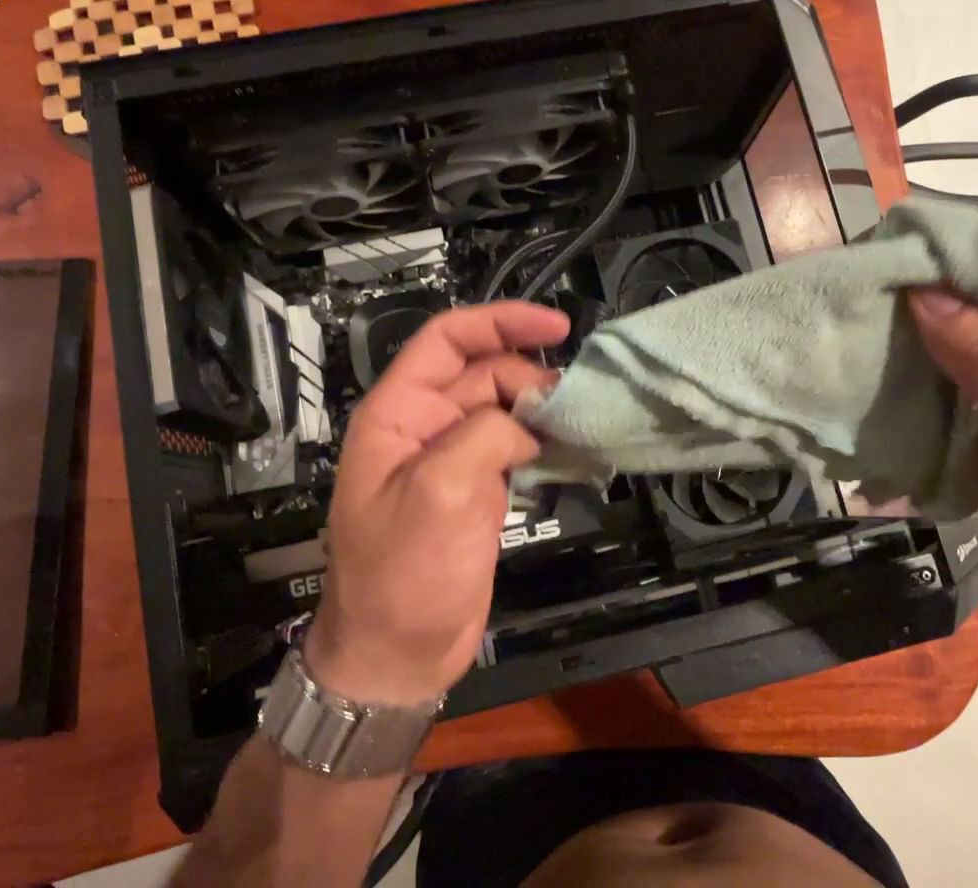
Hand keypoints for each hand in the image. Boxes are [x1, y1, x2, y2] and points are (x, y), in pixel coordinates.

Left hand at [307, 302, 569, 705]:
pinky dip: (543, 442)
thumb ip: (483, 437)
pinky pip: (514, 448)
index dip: (499, 322)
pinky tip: (573, 449)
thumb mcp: (439, 494)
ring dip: (541, 409)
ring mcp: (453, 460)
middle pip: (482, 372)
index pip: (446, 340)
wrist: (398, 654)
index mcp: (398, 413)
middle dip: (528, 376)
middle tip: (571, 403)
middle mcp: (424, 427)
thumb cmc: (403, 574)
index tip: (555, 326)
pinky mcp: (478, 490)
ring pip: (503, 409)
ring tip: (579, 423)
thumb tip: (526, 419)